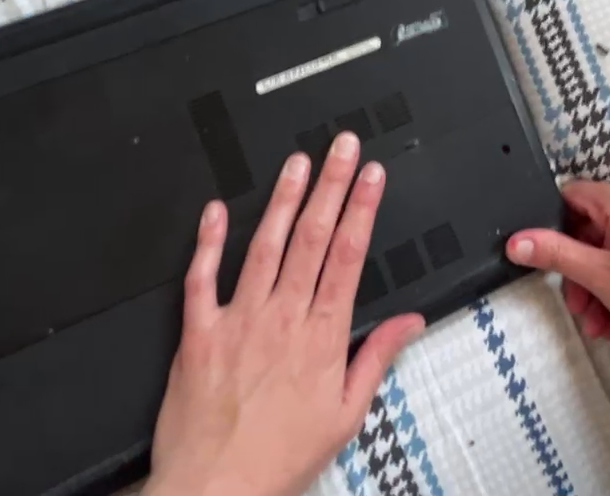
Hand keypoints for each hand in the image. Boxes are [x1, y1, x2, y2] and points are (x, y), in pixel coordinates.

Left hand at [144, 133, 425, 495]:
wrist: (213, 494)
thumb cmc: (278, 458)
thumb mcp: (346, 415)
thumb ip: (378, 358)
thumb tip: (410, 321)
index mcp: (321, 334)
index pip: (349, 254)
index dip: (362, 207)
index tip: (371, 175)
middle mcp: (282, 317)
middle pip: (313, 237)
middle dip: (331, 185)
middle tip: (341, 147)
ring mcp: (239, 320)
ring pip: (265, 246)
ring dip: (284, 200)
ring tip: (297, 163)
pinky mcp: (198, 334)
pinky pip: (201, 279)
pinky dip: (208, 243)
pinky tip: (216, 211)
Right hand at [505, 181, 609, 380]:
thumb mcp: (599, 277)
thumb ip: (555, 254)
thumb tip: (516, 240)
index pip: (573, 196)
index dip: (555, 226)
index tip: (548, 258)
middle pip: (591, 228)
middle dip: (577, 270)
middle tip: (575, 305)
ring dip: (595, 288)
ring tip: (596, 326)